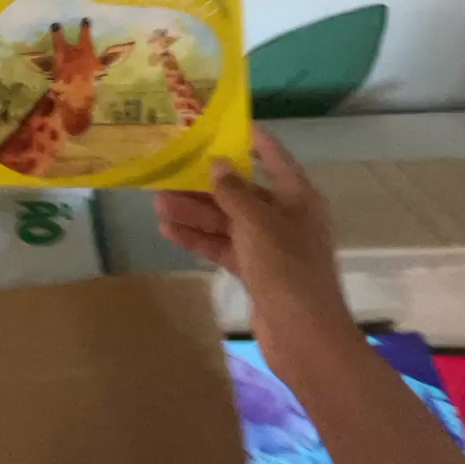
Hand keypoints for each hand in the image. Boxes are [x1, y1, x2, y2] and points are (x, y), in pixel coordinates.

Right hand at [154, 125, 359, 382]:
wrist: (306, 340)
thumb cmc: (288, 270)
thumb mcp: (258, 224)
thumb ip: (234, 192)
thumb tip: (216, 163)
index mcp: (297, 197)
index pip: (273, 156)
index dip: (249, 138)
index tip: (219, 123)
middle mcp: (284, 216)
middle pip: (241, 192)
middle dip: (204, 185)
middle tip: (168, 174)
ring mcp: (270, 246)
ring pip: (227, 220)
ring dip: (195, 213)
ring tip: (158, 205)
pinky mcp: (257, 272)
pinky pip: (224, 246)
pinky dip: (200, 240)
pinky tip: (169, 232)